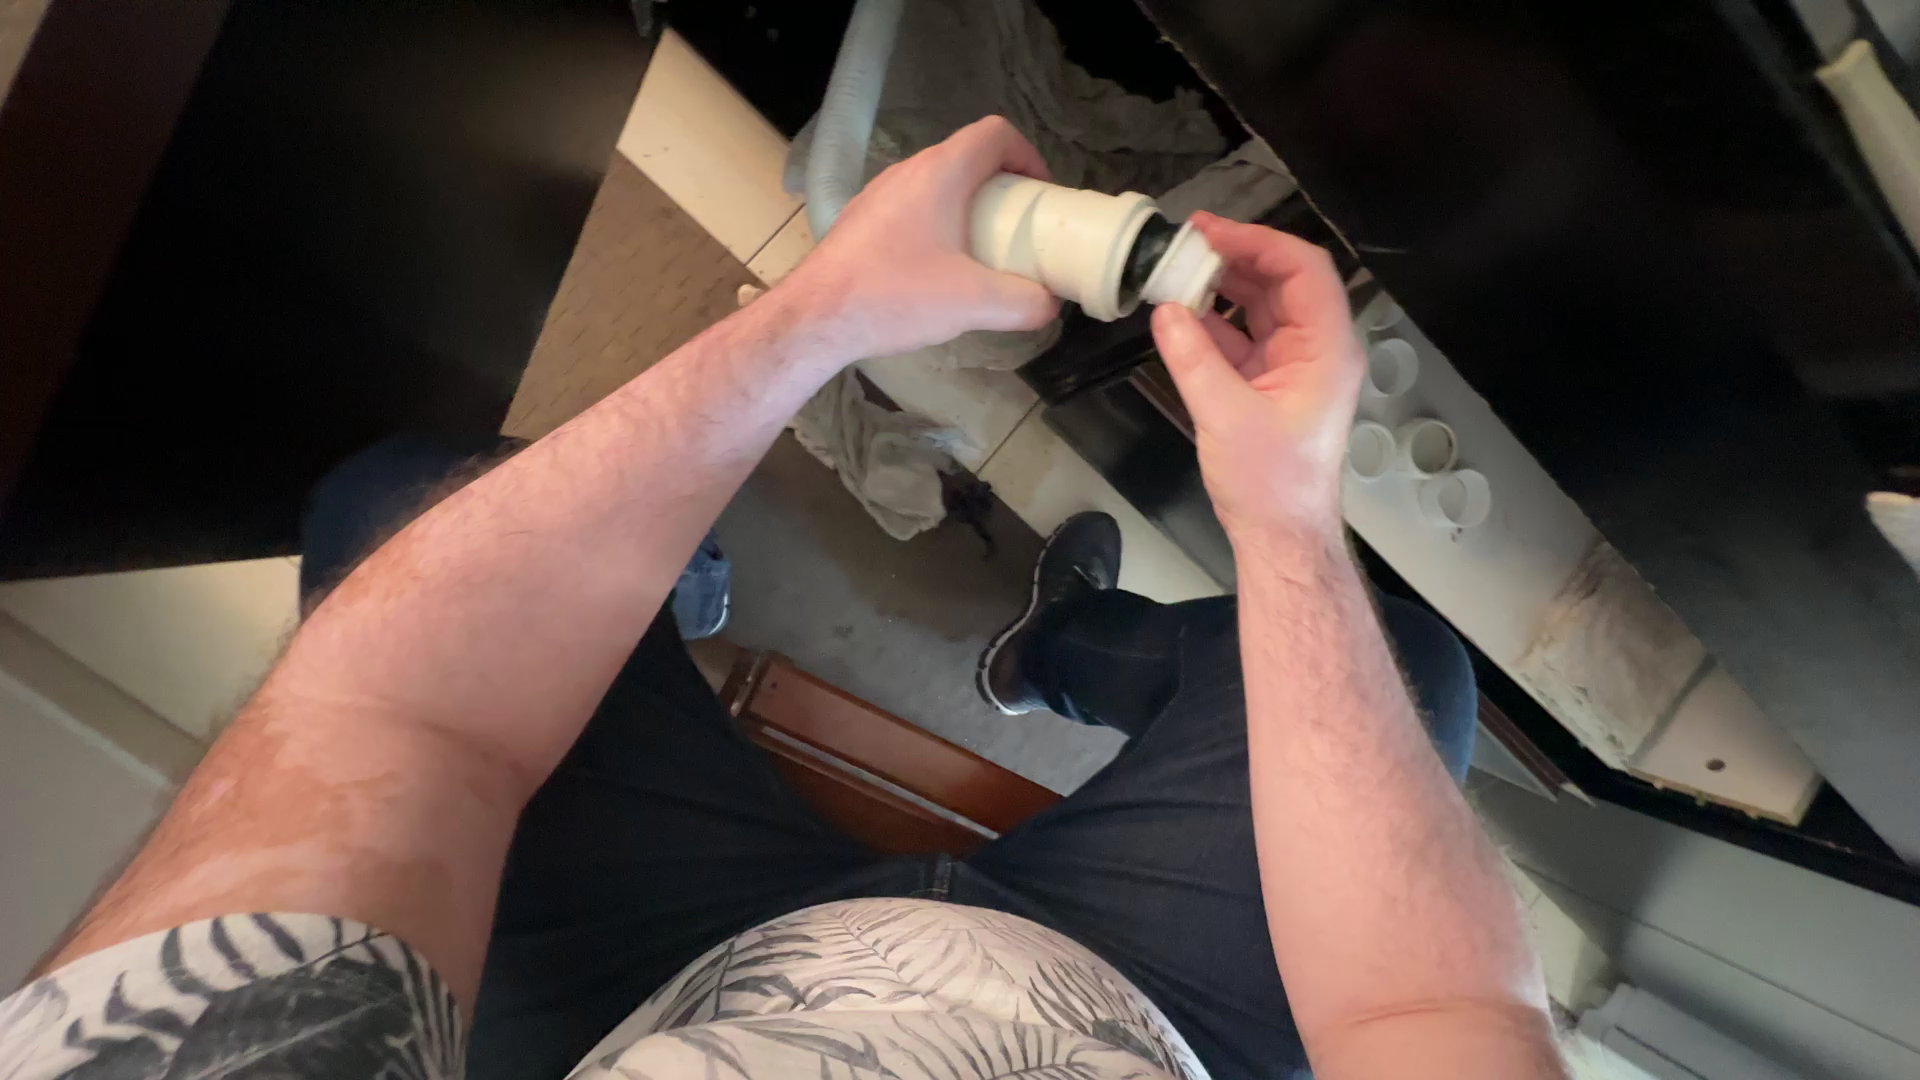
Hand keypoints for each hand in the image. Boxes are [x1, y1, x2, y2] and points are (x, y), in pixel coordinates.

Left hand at [777, 115, 1059, 360]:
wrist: (817, 317)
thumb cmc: (896, 296)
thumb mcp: (973, 304)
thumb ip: (1023, 303)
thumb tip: (1048, 305)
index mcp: (940, 172)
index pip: (996, 135)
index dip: (1028, 157)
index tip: (1039, 198)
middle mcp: (907, 172)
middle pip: (967, 161)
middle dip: (1000, 192)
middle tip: (1015, 234)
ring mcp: (878, 196)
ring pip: (936, 189)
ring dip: (965, 213)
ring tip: (977, 257)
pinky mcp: (860, 224)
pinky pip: (910, 213)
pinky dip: (934, 231)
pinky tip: (932, 275)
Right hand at [1149, 213, 1363, 539]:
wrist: (1278, 531)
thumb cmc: (1266, 479)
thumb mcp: (1225, 416)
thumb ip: (1193, 359)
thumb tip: (1164, 310)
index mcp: (1325, 348)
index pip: (1302, 270)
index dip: (1257, 243)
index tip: (1207, 233)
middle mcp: (1314, 348)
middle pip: (1280, 284)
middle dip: (1234, 260)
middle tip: (1184, 244)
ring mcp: (1291, 366)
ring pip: (1259, 310)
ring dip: (1220, 290)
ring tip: (1176, 273)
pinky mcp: (1268, 385)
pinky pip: (1242, 341)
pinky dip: (1212, 326)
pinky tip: (1180, 316)